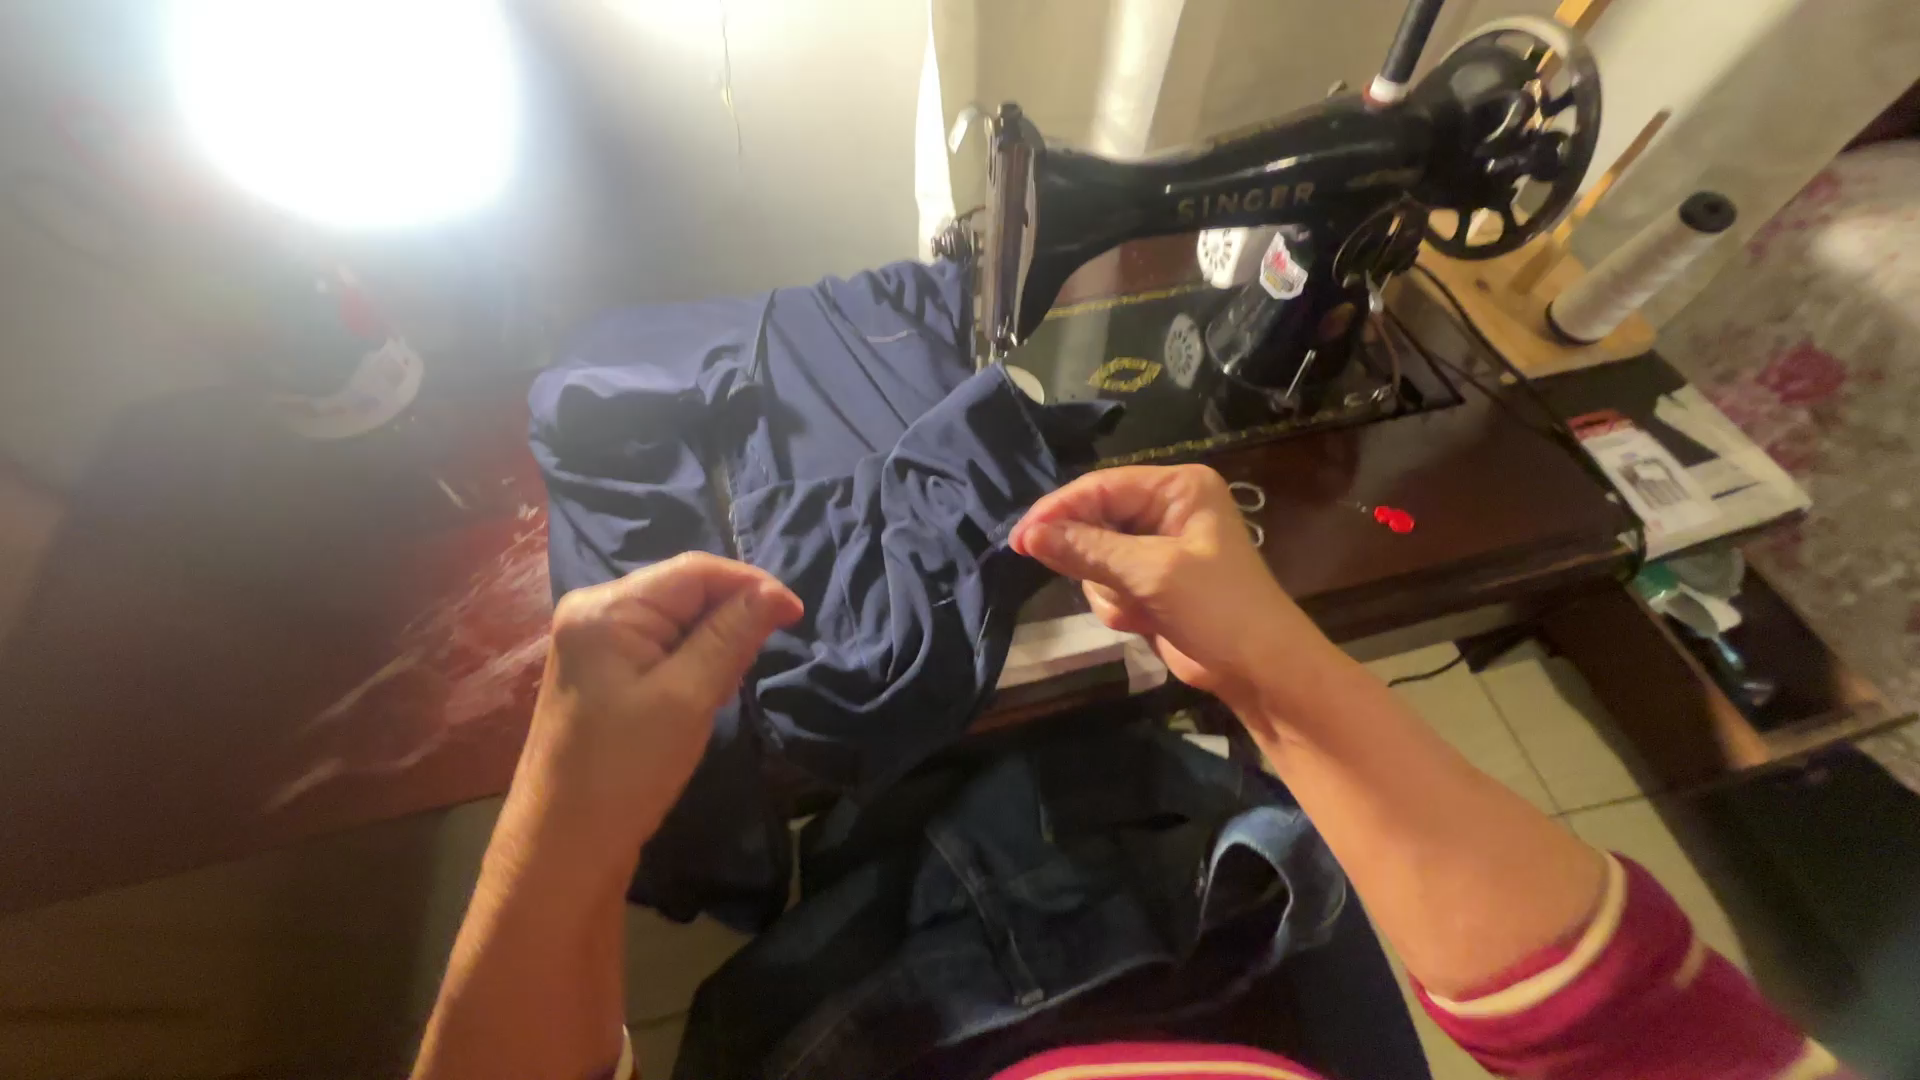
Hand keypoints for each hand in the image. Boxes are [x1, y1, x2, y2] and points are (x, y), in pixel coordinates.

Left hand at [513, 553, 801, 859]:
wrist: (564, 848)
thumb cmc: (627, 768)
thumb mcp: (689, 696)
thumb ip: (733, 634)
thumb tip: (776, 592)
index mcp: (607, 608)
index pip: (695, 570)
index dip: (751, 583)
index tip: (796, 614)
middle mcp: (595, 610)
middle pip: (685, 590)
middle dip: (732, 615)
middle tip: (762, 656)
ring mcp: (595, 641)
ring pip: (678, 618)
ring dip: (716, 640)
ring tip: (732, 680)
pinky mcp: (604, 670)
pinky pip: (663, 644)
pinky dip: (695, 657)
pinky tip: (707, 687)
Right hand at [1009, 464, 1332, 710]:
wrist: (1258, 672)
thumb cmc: (1217, 609)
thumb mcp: (1151, 573)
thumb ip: (1088, 549)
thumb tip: (1028, 535)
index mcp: (1177, 488)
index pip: (1101, 486)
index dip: (1057, 510)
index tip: (1019, 538)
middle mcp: (1165, 509)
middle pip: (1094, 519)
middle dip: (1087, 556)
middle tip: (1063, 573)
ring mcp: (1156, 547)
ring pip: (1093, 557)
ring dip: (1107, 588)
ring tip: (1137, 609)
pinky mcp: (1149, 581)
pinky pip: (1106, 584)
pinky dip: (1117, 606)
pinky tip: (1144, 621)